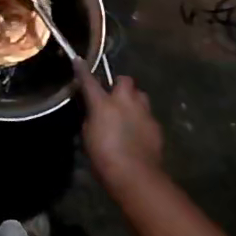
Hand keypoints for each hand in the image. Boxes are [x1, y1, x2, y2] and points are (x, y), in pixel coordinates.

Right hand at [74, 63, 164, 183]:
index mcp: (103, 104)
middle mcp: (125, 101)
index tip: (79, 60)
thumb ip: (92, 119)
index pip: (89, 81)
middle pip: (125, 80)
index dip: (83, 70)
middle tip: (114, 97)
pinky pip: (148, 114)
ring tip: (129, 112)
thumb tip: (95, 113)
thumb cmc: (104, 158)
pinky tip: (138, 132)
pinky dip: (142, 119)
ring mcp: (143, 111)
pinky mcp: (156, 124)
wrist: (135, 174)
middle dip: (119, 84)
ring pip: (140, 95)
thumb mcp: (88, 137)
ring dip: (133, 99)